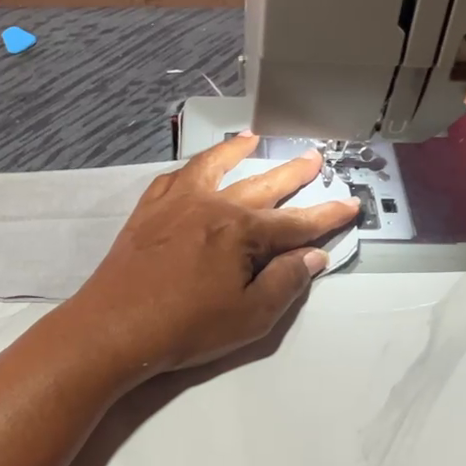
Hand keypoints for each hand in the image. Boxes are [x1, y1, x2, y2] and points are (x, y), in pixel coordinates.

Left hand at [62, 134, 360, 376]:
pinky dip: (194, 166)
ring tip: (254, 138)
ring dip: (238, 151)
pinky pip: (177, 176)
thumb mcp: (250, 317)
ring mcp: (178, 201)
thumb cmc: (187, 327)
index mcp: (242, 232)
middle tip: (314, 156)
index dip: (327, 215)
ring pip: (215, 165)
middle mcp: (214, 205)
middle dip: (292, 173)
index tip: (351, 202)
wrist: (114, 325)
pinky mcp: (150, 208)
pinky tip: (199, 166)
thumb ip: (285, 283)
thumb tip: (313, 255)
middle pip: (262, 185)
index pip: (296, 223)